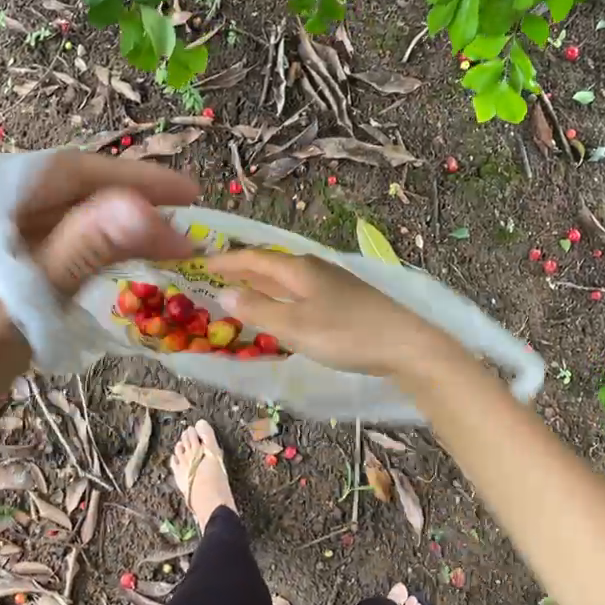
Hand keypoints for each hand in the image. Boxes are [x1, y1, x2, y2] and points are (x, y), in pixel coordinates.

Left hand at [11, 151, 201, 298]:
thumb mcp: (18, 307)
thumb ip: (80, 253)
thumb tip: (146, 209)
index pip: (66, 172)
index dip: (132, 178)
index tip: (189, 193)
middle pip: (65, 190)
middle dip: (128, 201)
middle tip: (187, 217)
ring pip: (60, 216)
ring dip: (113, 227)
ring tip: (166, 239)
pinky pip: (47, 243)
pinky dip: (89, 249)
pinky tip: (122, 257)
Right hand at [204, 250, 460, 377]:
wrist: (405, 346)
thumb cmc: (346, 335)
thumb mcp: (295, 327)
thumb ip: (258, 311)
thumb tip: (224, 294)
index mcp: (298, 269)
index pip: (252, 258)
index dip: (225, 261)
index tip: (199, 265)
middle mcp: (314, 268)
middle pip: (269, 264)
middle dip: (241, 270)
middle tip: (214, 277)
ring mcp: (332, 282)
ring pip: (286, 278)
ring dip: (260, 283)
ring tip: (241, 292)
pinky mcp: (345, 299)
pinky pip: (300, 290)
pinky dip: (280, 295)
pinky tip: (282, 309)